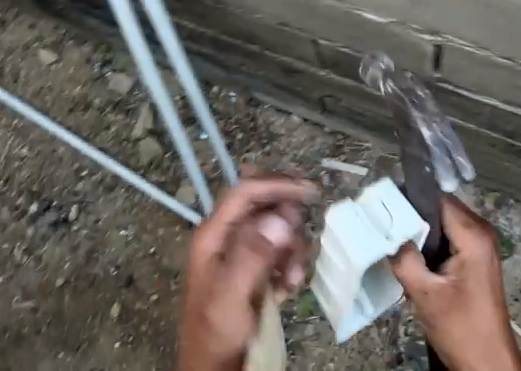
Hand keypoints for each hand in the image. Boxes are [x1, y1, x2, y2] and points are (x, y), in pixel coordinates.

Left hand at [176, 176, 314, 370]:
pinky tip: (289, 287)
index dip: (276, 184)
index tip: (308, 191)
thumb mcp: (230, 297)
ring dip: (291, 249)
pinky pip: (279, 252)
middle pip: (264, 207)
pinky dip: (290, 265)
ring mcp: (240, 253)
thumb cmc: (215, 335)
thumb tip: (280, 218)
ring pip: (276, 229)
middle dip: (287, 224)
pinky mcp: (253, 270)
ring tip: (292, 279)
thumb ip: (253, 255)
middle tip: (298, 245)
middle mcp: (226, 237)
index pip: (244, 192)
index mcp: (212, 236)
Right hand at [390, 196, 520, 370]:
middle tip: (386, 225)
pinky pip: (450, 238)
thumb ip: (404, 259)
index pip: (438, 199)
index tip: (384, 205)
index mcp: (474, 235)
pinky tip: (413, 256)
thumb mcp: (426, 295)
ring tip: (395, 239)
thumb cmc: (460, 328)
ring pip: (444, 224)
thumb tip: (385, 231)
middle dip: (415, 215)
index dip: (411, 199)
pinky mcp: (476, 259)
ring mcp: (481, 245)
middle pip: (441, 209)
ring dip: (422, 231)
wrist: (488, 364)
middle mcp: (481, 232)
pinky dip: (432, 243)